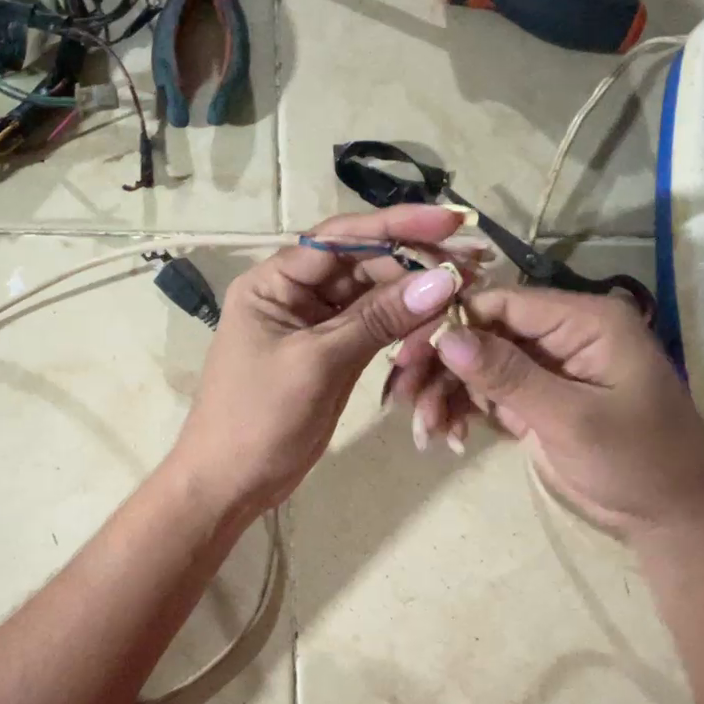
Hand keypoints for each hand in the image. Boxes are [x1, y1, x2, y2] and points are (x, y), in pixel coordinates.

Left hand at [165, 204, 468, 516]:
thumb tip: (443, 280)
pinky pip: (373, 329)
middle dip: (413, 262)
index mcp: (273, 282)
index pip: (340, 238)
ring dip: (414, 293)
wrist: (231, 482)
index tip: (451, 221)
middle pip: (361, 263)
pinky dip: (403, 325)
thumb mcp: (317, 364)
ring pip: (372, 296)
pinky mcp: (331, 356)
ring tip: (466, 289)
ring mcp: (314, 326)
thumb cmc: (258, 419)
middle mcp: (293, 294)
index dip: (397, 226)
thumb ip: (378, 320)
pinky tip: (438, 320)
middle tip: (472, 265)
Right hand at [390, 284, 703, 538]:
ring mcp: (545, 371)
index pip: (503, 303)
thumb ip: (508, 375)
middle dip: (440, 366)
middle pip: (481, 335)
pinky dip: (460, 414)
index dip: (450, 323)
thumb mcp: (571, 416)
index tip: (407, 354)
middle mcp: (560, 337)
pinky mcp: (533, 403)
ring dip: (444, 396)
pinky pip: (484, 397)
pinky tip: (444, 439)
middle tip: (402, 399)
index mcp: (584, 321)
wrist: (669, 515)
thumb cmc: (637, 459)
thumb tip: (447, 336)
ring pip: (475, 368)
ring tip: (424, 432)